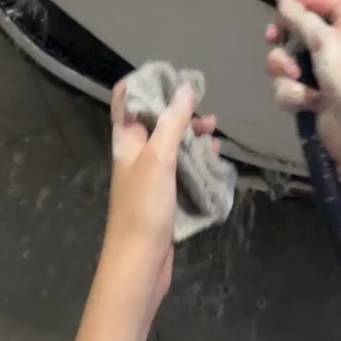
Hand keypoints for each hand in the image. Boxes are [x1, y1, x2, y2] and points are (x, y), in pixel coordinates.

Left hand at [104, 77, 217, 305]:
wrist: (139, 266)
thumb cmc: (143, 207)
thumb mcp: (159, 157)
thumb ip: (173, 121)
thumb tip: (186, 87)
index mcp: (126, 139)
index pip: (127, 99)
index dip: (146, 82)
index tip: (173, 74)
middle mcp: (136, 153)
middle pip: (155, 120)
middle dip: (178, 109)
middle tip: (203, 108)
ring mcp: (150, 176)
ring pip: (171, 144)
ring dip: (191, 134)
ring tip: (214, 132)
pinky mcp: (164, 196)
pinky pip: (181, 168)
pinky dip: (197, 160)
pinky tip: (214, 159)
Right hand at [264, 0, 340, 185]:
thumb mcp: (326, 41)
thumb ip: (301, 19)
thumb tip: (284, 0)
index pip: (331, 4)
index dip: (311, 0)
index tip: (285, 4)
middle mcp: (332, 49)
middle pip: (299, 32)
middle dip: (283, 38)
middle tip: (273, 39)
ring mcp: (320, 76)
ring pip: (285, 62)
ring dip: (284, 71)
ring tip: (297, 80)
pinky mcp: (311, 100)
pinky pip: (287, 89)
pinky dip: (292, 95)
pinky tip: (306, 104)